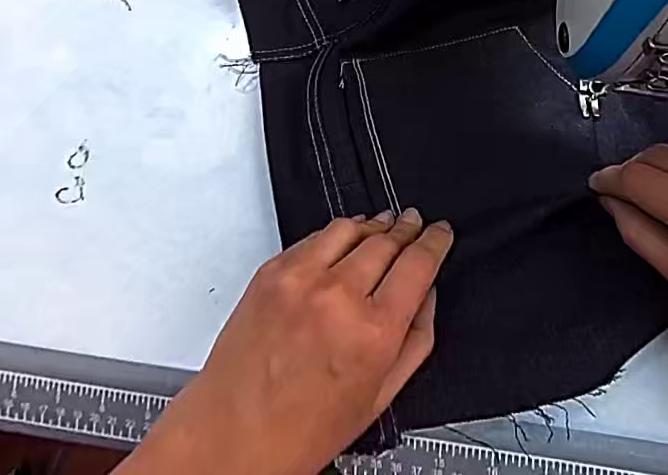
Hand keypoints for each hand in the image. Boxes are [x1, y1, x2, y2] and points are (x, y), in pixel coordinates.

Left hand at [125, 210, 453, 474]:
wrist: (226, 443)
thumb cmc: (298, 432)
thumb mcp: (379, 396)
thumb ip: (418, 338)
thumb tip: (428, 292)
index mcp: (373, 332)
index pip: (420, 260)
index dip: (437, 239)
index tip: (441, 232)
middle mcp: (338, 298)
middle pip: (390, 237)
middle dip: (408, 228)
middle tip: (414, 225)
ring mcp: (301, 280)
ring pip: (354, 226)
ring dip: (375, 226)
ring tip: (382, 229)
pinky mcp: (273, 272)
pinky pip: (317, 235)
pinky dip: (337, 235)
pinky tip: (343, 246)